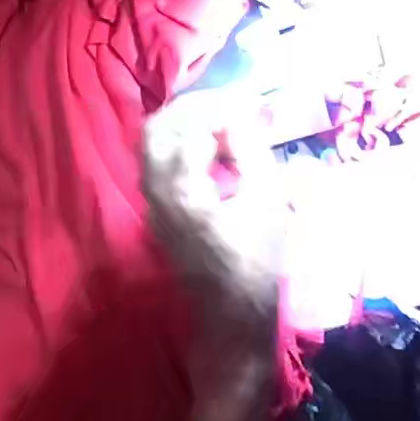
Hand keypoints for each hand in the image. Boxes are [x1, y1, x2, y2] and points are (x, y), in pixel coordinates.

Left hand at [142, 89, 284, 398]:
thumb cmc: (257, 267)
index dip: (219, 108)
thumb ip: (251, 153)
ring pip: (154, 144)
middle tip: (227, 101)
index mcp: (181, 190)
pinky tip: (214, 146)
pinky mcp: (158, 211)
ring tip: (223, 118)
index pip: (191, 128)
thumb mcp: (267, 204)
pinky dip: (182, 143)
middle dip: (191, 108)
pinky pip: (160, 161)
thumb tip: (239, 117)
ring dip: (185, 123)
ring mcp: (152, 203)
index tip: (248, 100)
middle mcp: (156, 192)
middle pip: (158, 128)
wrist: (231, 320)